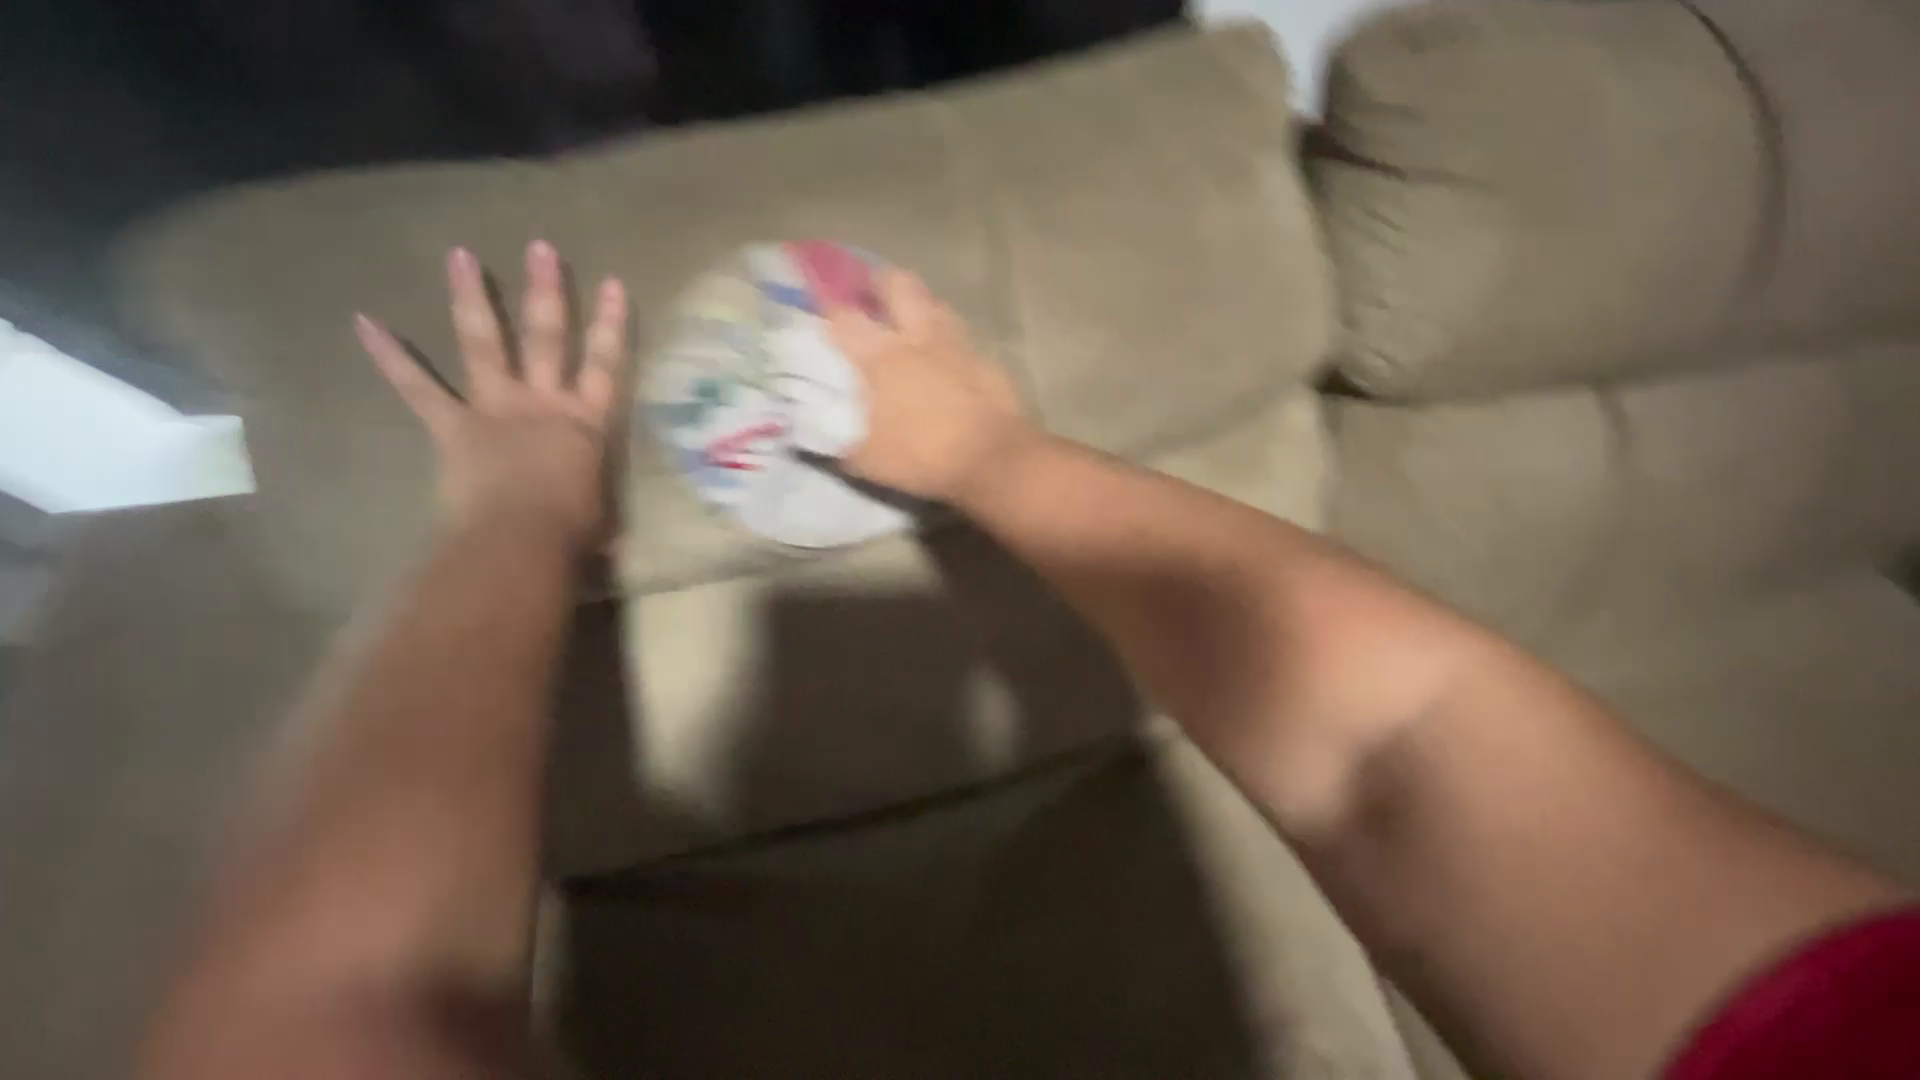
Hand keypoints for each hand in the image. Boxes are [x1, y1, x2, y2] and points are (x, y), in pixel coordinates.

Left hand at [355, 241, 628, 552]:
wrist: (519, 542)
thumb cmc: (572, 532)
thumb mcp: (601, 515)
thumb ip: (598, 501)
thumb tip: (605, 532)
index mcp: (586, 424)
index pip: (606, 364)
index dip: (611, 325)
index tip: (613, 283)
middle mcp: (544, 404)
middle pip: (547, 338)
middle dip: (545, 292)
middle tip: (539, 247)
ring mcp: (496, 409)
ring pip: (484, 344)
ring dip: (473, 298)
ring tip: (460, 254)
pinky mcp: (453, 427)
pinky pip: (418, 389)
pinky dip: (391, 357)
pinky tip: (362, 321)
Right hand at [825, 269, 1029, 502]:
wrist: (994, 459)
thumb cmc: (923, 456)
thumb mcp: (866, 460)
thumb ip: (839, 442)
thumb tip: (819, 436)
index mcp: (881, 356)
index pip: (844, 316)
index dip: (826, 304)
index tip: (816, 298)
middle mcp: (918, 337)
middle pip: (898, 285)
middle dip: (879, 281)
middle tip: (868, 288)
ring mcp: (957, 344)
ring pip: (934, 302)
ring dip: (918, 302)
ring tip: (908, 314)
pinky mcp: (987, 360)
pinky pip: (960, 335)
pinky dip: (947, 337)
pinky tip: (945, 355)